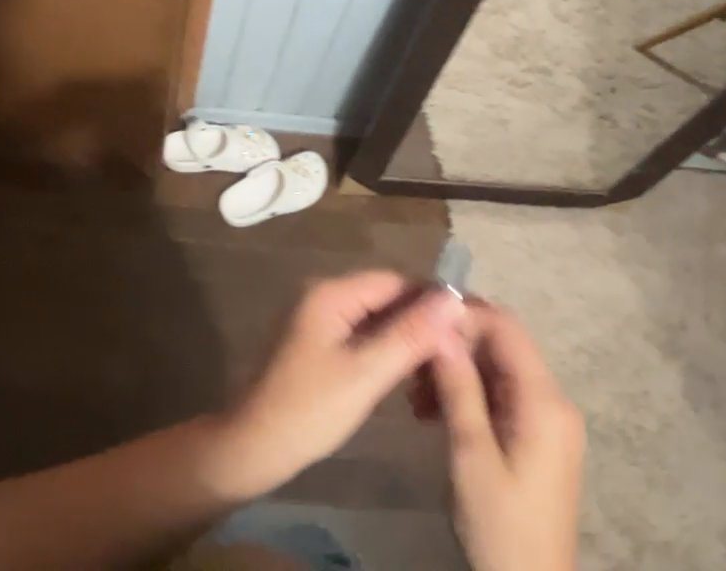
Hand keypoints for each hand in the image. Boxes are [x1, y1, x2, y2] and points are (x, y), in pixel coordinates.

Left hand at [224, 271, 464, 492]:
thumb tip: (454, 301)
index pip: (395, 281)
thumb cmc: (309, 409)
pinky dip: (387, 351)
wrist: (255, 445)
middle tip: (460, 353)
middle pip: (386, 297)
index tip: (470, 328)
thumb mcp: (366, 373)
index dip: (432, 300)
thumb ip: (410, 335)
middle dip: (422, 321)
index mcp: (330, 293)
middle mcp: (323, 296)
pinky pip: (363, 335)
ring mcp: (319, 320)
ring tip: (441, 368)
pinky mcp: (319, 343)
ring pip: (376, 318)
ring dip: (407, 339)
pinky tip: (410, 376)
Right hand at [429, 302, 584, 570]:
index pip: (506, 328)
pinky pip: (502, 394)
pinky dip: (469, 392)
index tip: (418, 324)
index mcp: (545, 401)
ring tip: (416, 396)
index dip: (463, 315)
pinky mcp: (539, 436)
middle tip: (411, 363)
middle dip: (455, 345)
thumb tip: (441, 326)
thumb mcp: (472, 454)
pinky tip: (436, 411)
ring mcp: (549, 419)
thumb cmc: (501, 523)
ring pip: (498, 368)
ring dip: (457, 370)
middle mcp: (555, 400)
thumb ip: (459, 387)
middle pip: (503, 345)